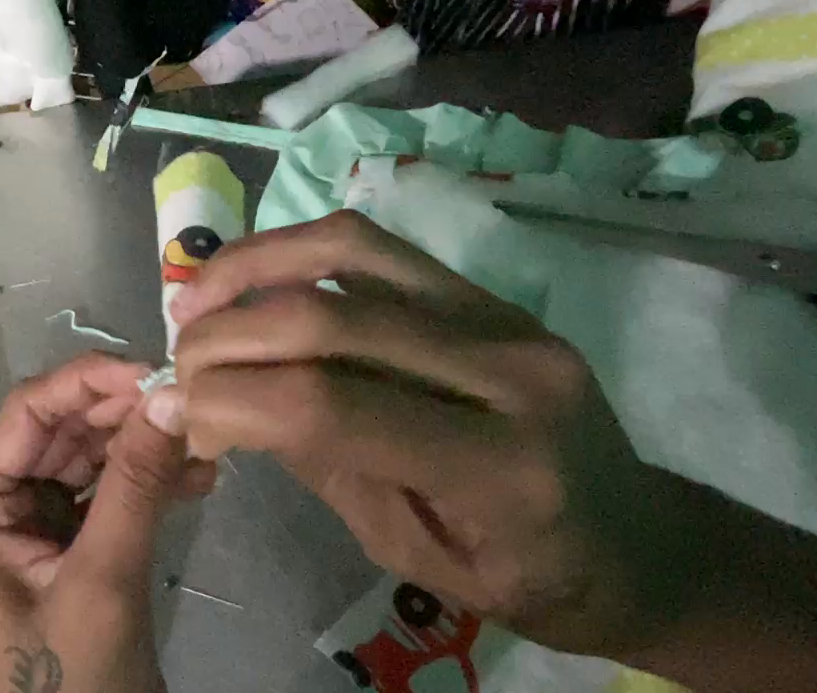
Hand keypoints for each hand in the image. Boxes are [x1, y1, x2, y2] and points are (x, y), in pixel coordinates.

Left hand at [0, 353, 213, 692]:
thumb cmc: (72, 681)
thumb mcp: (102, 580)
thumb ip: (135, 484)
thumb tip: (171, 396)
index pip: (27, 412)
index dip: (86, 382)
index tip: (152, 370)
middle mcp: (1, 497)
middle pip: (64, 428)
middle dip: (125, 413)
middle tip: (189, 402)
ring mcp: (39, 517)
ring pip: (93, 453)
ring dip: (146, 444)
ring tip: (206, 440)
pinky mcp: (76, 539)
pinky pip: (112, 488)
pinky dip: (153, 478)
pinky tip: (201, 477)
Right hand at [160, 210, 676, 657]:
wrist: (639, 539)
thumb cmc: (521, 572)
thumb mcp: (408, 551)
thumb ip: (310, 461)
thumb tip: (201, 404)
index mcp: (499, 468)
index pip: (326, 407)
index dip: (228, 400)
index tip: (178, 411)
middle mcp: (506, 370)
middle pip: (323, 320)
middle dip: (222, 337)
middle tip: (177, 364)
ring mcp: (497, 311)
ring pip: (342, 248)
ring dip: (246, 268)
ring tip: (192, 300)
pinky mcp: (477, 287)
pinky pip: (365, 244)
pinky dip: (288, 250)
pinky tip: (247, 277)